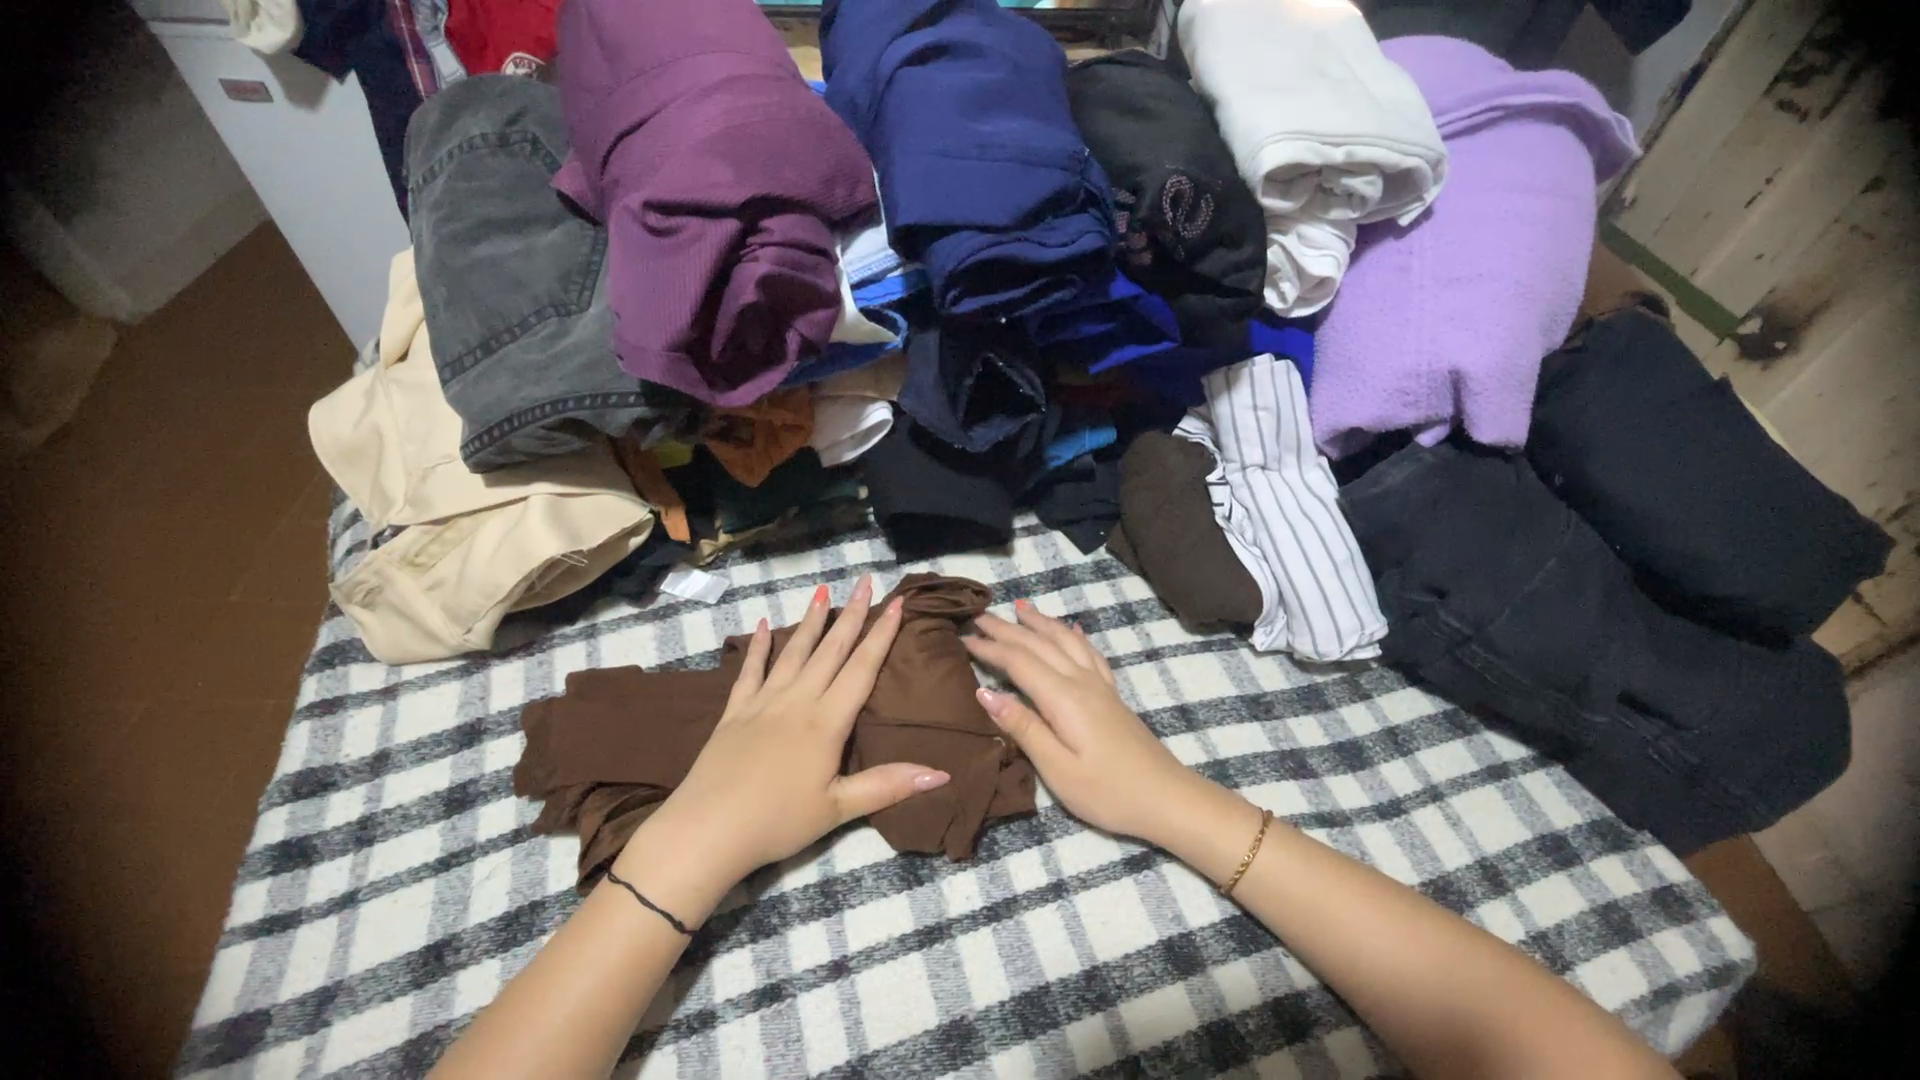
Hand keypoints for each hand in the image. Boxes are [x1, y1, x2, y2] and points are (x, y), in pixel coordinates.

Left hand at [615, 575, 950, 915]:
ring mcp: (762, 703)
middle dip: (851, 615)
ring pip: (793, 652)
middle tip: (865, 582)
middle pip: (830, 650)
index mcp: (826, 722)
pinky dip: (757, 647)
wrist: (706, 830)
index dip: (881, 635)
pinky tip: (761, 626)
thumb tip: (942, 772)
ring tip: (823, 592)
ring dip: (810, 622)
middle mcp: (797, 701)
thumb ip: (888, 786)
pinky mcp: (734, 712)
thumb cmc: (778, 822)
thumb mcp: (838, 810)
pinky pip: (750, 671)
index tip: (896, 603)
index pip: (861, 669)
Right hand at [962, 600, 1203, 844]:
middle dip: (1008, 629)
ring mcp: (1100, 686)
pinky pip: (1090, 654)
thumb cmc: (1107, 791)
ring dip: (1041, 623)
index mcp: (1063, 698)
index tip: (963, 638)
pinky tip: (1071, 630)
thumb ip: (1023, 727)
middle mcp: (1081, 682)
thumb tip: (986, 693)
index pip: (1018, 662)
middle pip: (1040, 645)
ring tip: (1021, 608)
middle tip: (979, 616)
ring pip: (1066, 641)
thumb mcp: (1057, 768)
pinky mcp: (1112, 696)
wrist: (1166, 798)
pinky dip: (1075, 637)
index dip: (990, 648)